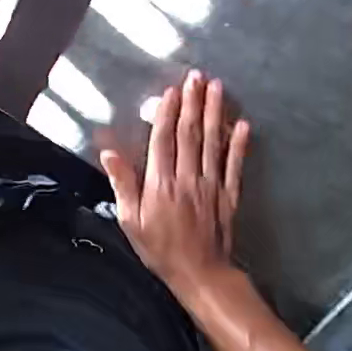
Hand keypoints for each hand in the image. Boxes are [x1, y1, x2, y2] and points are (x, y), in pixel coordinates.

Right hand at [101, 69, 251, 298]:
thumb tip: (109, 153)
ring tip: (217, 88)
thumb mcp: (130, 220)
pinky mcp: (228, 195)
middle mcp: (187, 178)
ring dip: (215, 113)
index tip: (171, 90)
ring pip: (212, 142)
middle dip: (193, 103)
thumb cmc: (159, 248)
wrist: (201, 274)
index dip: (167, 113)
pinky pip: (234, 165)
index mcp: (160, 184)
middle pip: (190, 134)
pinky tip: (242, 124)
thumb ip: (122, 184)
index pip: (163, 140)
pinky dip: (239, 144)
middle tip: (196, 76)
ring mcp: (211, 185)